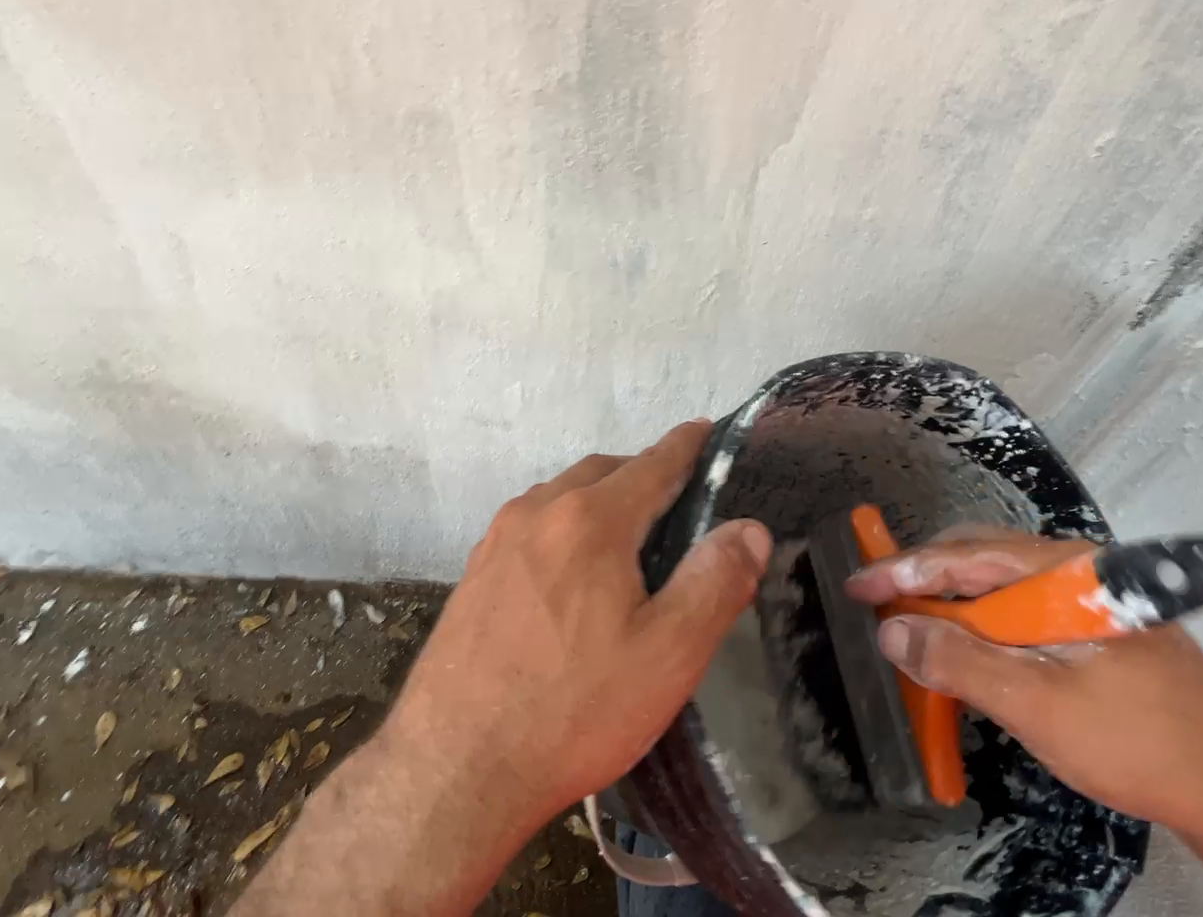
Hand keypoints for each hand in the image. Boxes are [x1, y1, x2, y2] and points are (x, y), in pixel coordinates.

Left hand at [383, 418, 772, 826]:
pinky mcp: (473, 576)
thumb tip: (748, 528)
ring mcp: (496, 543)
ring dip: (599, 499)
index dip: (687, 445)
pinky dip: (563, 527)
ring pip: (560, 496)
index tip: (707, 430)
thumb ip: (715, 582)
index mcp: (590, 520)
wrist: (454, 771)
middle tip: (679, 502)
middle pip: (603, 472)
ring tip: (629, 537)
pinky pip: (530, 528)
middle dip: (643, 473)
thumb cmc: (574, 710)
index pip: (652, 463)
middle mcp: (537, 513)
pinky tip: (571, 573)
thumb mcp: (668, 654)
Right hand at [844, 527, 1202, 833]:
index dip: (903, 571)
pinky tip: (972, 654)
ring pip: (1004, 588)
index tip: (857, 586)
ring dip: (955, 607)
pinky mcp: (1103, 629)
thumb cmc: (1137, 742)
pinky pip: (1027, 612)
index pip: (965, 557)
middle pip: (983, 560)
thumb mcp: (1036, 704)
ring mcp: (1095, 598)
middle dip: (925, 580)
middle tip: (879, 605)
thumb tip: (893, 632)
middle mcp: (1081, 570)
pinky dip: (987, 628)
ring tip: (914, 629)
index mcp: (1066, 571)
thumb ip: (959, 661)